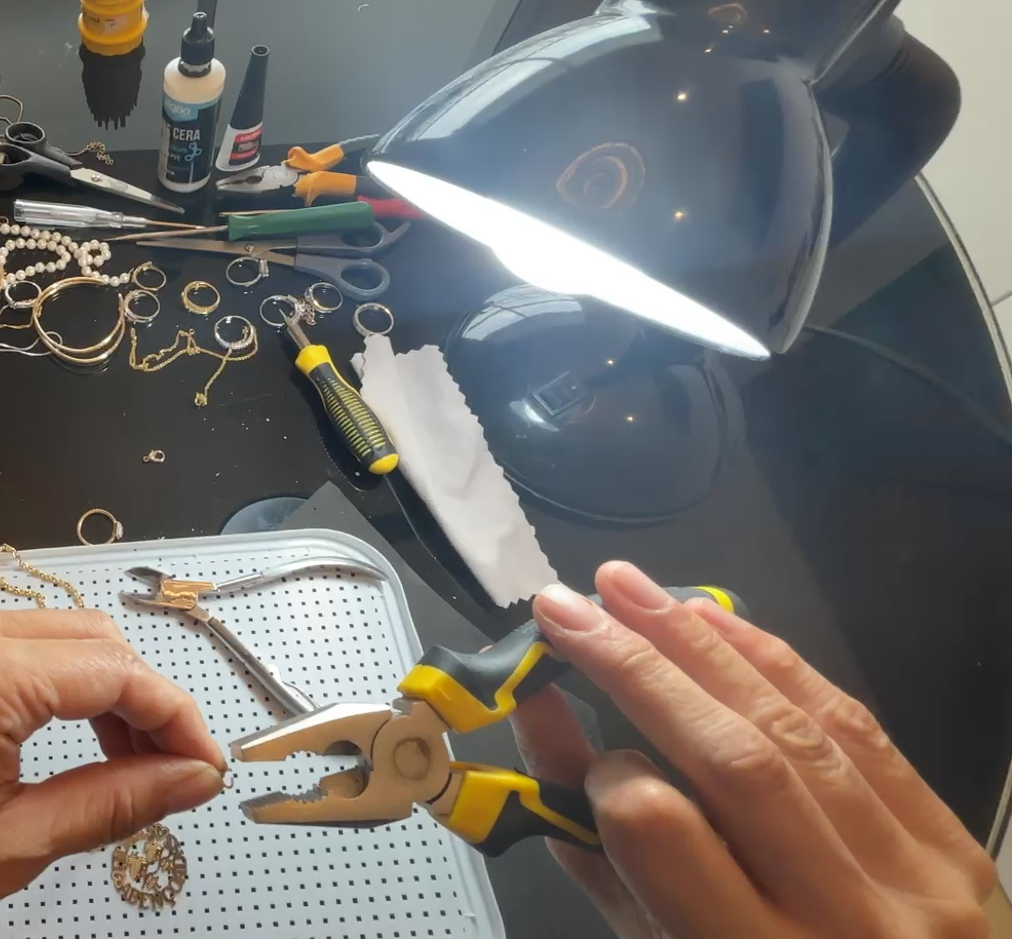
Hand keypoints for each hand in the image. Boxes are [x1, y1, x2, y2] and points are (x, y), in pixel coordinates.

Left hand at [0, 608, 225, 938]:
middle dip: (140, 697)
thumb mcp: (13, 846)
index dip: (173, 715)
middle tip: (168, 766)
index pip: (111, 671)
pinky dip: (43, 674)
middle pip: (87, 637)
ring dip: (94, 684)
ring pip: (48, 632)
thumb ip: (116, 800)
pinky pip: (0, 638)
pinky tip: (54, 727)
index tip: (205, 763)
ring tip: (118, 754)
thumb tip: (190, 778)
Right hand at [511, 562, 995, 938]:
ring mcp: (921, 882)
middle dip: (632, 663)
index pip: (655, 821)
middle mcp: (847, 919)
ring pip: (791, 727)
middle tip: (564, 603)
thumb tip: (530, 701)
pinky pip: (857, 729)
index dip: (604, 770)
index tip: (584, 753)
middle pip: (729, 756)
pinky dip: (774, 659)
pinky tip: (709, 615)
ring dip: (694, 639)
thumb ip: (580, 823)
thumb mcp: (642, 929)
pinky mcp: (957, 846)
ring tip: (620, 582)